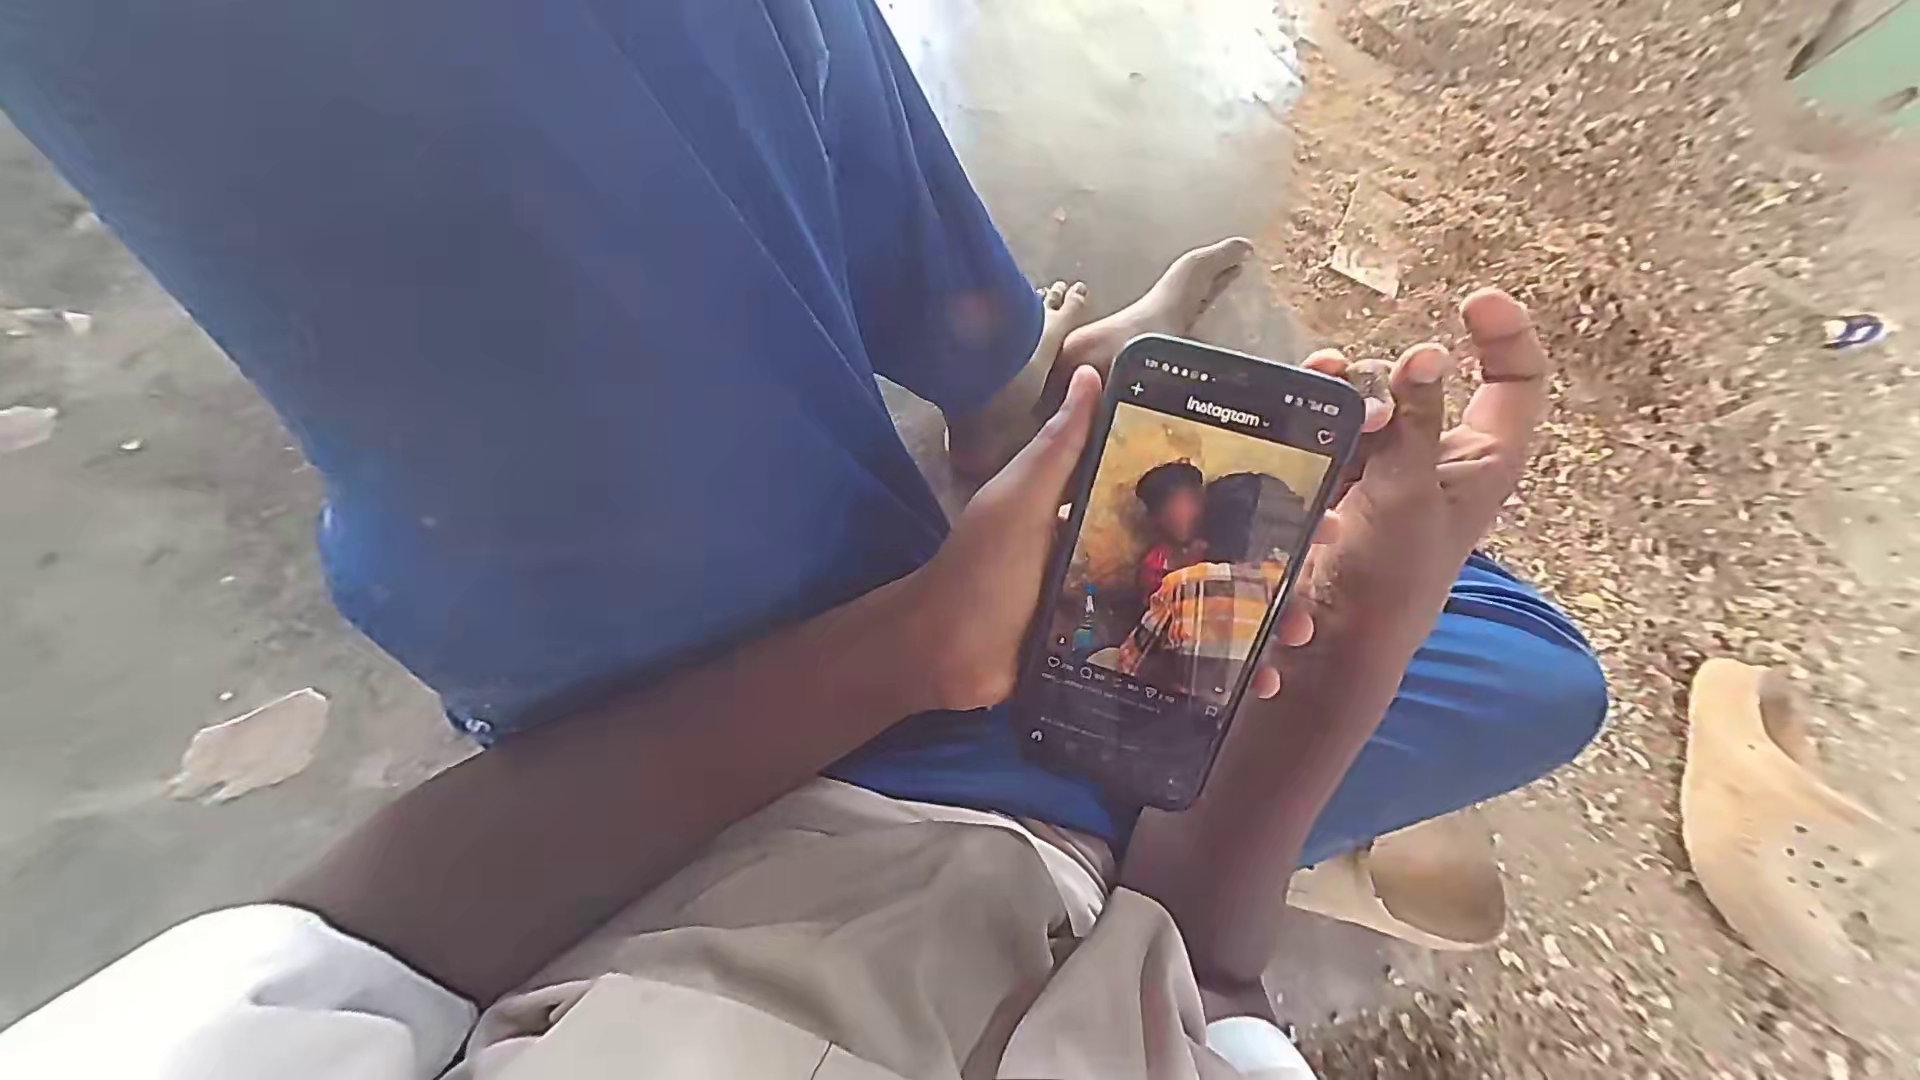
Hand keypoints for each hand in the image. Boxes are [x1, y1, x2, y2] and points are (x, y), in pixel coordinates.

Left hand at [916, 364, 1318, 712]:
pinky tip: (1259, 680)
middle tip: (1324, 550)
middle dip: (1268, 548)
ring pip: (1202, 599)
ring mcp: (1121, 600)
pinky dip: (1217, 663)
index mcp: (1102, 507)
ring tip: (1305, 627)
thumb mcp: (1017, 498)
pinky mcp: (1117, 645)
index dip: (1242, 483)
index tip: (1300, 481)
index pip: (1183, 486)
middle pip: (1206, 543)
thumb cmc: (979, 567)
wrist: (946, 649)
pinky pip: (1176, 648)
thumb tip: (1090, 370)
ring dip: (1256, 612)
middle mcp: (1119, 548)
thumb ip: (1056, 446)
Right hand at [1293, 288, 1550, 645]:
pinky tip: (1292, 417)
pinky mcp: (1340, 481)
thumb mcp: (1410, 496)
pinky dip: (1314, 424)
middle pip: (1418, 386)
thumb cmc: (1393, 574)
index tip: (1470, 302)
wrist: (1337, 632)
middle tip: (1337, 372)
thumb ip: (1415, 426)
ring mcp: (1383, 468)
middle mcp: (1434, 455)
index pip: (1515, 381)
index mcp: (1482, 457)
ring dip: (1338, 395)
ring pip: (1366, 407)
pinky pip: (1331, 434)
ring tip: (1307, 382)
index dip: (1504, 336)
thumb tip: (1427, 350)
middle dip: (1382, 374)